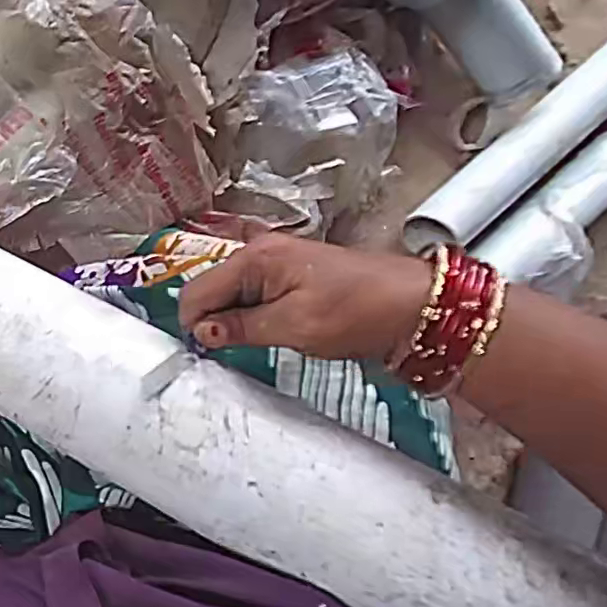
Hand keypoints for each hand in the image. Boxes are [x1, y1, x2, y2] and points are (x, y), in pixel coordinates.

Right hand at [178, 233, 431, 361]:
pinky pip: (250, 297)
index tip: (207, 353)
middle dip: (211, 322)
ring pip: (228, 296)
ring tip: (257, 342)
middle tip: (232, 351)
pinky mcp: (287, 277)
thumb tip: (201, 333)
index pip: (197, 291)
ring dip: (231, 321)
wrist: (412, 305)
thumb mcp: (294, 326)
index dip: (195, 325)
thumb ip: (241, 328)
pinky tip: (267, 331)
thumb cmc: (356, 312)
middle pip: (210, 290)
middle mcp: (258, 253)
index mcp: (255, 258)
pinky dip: (249, 317)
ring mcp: (273, 263)